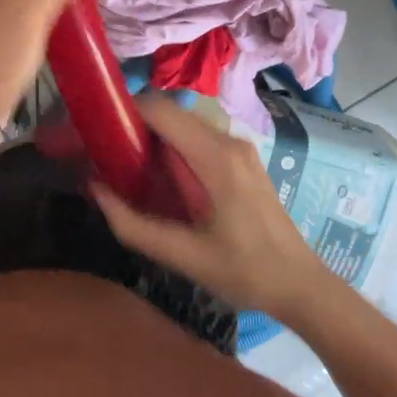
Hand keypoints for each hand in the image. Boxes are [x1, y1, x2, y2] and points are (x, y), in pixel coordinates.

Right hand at [91, 96, 332, 318]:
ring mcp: (238, 148)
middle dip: (131, 126)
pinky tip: (158, 178)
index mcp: (216, 157)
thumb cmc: (246, 272)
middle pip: (168, 113)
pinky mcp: (241, 159)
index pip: (159, 109)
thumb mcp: (184, 256)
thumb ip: (133, 224)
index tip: (96, 132)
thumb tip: (93, 189)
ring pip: (181, 124)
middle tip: (103, 153)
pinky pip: (195, 138)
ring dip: (150, 136)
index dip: (123, 113)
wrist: (303, 287)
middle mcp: (228, 141)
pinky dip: (169, 147)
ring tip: (124, 166)